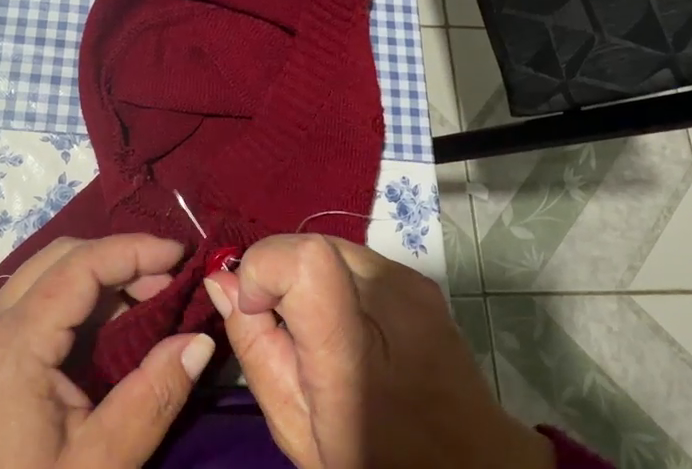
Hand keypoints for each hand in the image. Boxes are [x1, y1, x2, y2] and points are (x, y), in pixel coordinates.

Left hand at [0, 234, 216, 468]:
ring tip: (146, 303)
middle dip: (118, 258)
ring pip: (39, 276)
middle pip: (59, 258)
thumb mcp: (96, 465)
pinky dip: (68, 300)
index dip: (135, 250)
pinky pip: (24, 304)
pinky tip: (102, 331)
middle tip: (169, 284)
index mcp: (12, 343)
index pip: (81, 264)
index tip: (183, 255)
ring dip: (94, 277)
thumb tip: (200, 341)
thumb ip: (151, 398)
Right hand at [204, 235, 553, 468]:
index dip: (265, 269)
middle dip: (276, 273)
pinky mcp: (420, 279)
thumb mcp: (298, 427)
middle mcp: (389, 299)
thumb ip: (256, 349)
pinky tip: (347, 324)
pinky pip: (356, 256)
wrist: (469, 465)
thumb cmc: (377, 459)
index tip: (257, 311)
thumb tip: (222, 283)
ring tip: (315, 329)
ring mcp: (410, 282)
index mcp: (355, 349)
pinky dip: (334, 279)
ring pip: (328, 244)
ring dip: (305, 275)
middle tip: (282, 327)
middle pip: (307, 244)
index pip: (305, 259)